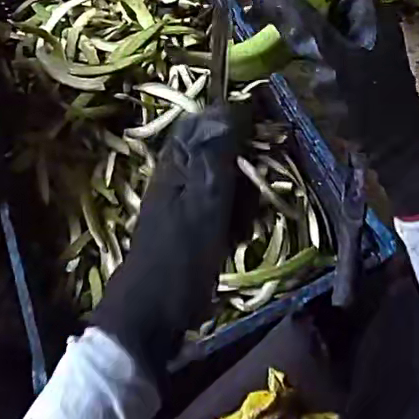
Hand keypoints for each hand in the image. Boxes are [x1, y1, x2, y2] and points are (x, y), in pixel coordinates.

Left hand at [89, 103, 249, 369]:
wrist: (153, 312)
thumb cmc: (180, 252)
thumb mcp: (205, 197)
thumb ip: (218, 151)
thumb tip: (232, 106)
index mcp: (178, 159)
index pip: (211, 119)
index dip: (240, 123)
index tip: (265, 138)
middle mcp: (181, 172)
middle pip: (225, 150)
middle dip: (247, 168)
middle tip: (255, 191)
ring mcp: (187, 199)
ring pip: (230, 180)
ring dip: (246, 198)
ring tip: (245, 222)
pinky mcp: (195, 224)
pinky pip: (226, 207)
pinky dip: (238, 219)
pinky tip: (239, 237)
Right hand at [250, 0, 418, 219]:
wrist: (395, 147)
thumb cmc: (370, 104)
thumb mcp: (334, 60)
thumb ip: (302, 24)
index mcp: (367, 5)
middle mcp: (363, 13)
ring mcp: (356, 34)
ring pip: (322, 3)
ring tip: (264, 2)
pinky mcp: (348, 55)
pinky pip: (319, 28)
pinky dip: (297, 25)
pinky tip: (278, 34)